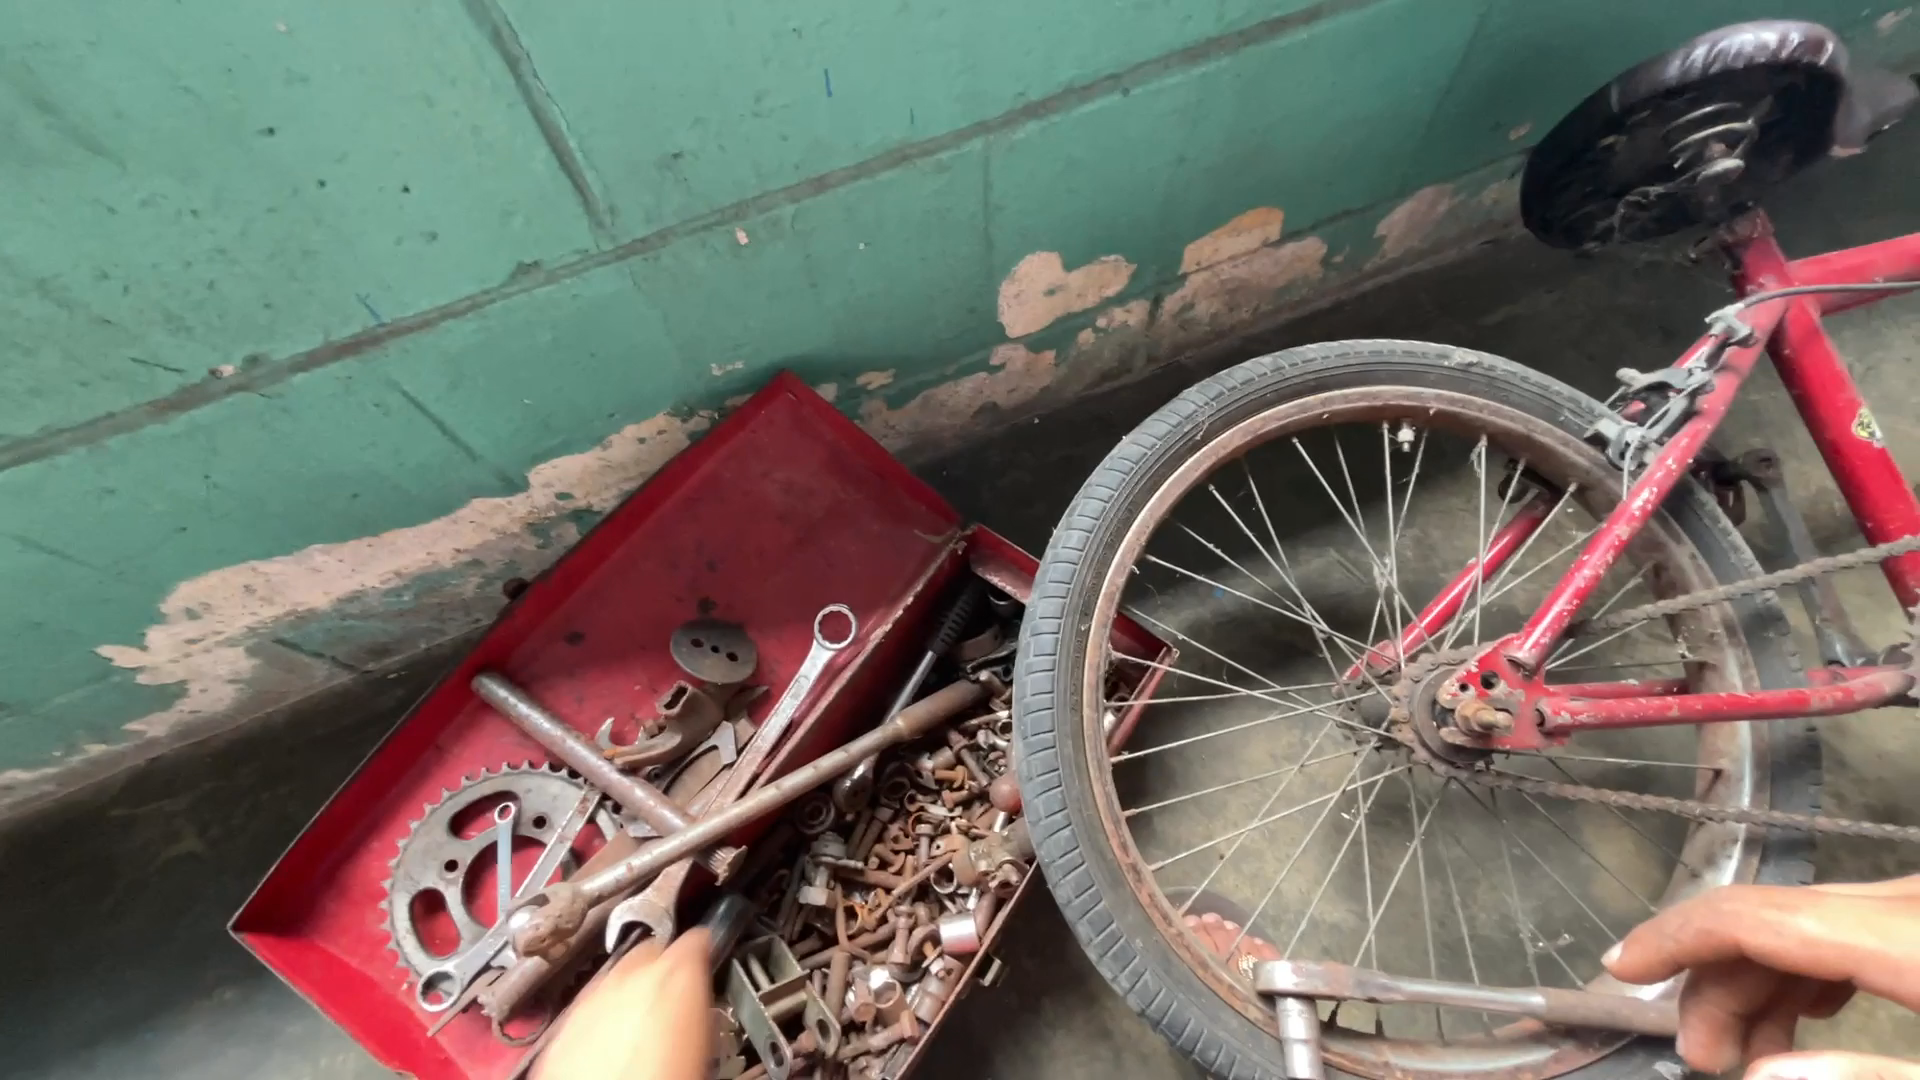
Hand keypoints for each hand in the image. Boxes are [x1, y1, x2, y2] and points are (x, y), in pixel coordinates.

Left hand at [532, 928, 713, 1079]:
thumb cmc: (659, 1076)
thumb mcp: (702, 1039)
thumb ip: (699, 1003)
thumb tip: (698, 1002)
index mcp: (675, 969)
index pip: (696, 937)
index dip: (702, 949)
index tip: (703, 962)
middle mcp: (632, 972)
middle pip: (651, 950)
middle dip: (660, 966)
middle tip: (670, 997)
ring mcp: (593, 996)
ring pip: (615, 977)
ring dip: (627, 991)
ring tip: (637, 1026)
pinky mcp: (564, 1026)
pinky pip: (587, 1007)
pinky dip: (598, 1017)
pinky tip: (607, 1044)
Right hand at [1602, 875, 1919, 1079]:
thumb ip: (1873, 1077)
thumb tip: (1757, 1076)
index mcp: (1904, 937)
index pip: (1745, 918)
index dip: (1671, 939)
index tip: (1619, 969)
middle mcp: (1895, 900)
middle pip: (1759, 922)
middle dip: (1712, 984)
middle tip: (1699, 1053)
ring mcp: (1910, 903)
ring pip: (1791, 925)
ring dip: (1754, 983)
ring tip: (1747, 1050)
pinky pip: (1834, 927)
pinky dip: (1799, 971)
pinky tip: (1799, 1014)